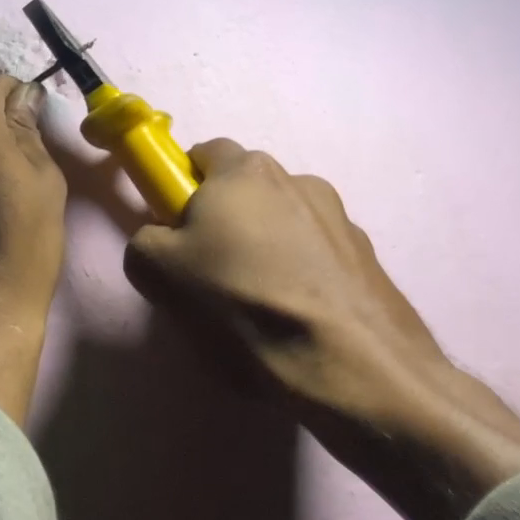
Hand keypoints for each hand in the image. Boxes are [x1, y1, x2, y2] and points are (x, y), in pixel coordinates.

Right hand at [125, 139, 519, 519]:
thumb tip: (163, 242)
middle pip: (248, 187)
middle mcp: (297, 180)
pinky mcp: (373, 262)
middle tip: (210, 265)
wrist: (353, 367)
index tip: (177, 225)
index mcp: (244, 170)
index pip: (204, 152)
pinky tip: (297, 320)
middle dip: (228, 215)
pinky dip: (305, 276)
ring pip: (287, 222)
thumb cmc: (242, 300)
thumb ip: (146, 239)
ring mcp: (342, 220)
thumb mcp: (156, 269)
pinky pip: (321, 257)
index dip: (184, 184)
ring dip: (270, 246)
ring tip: (259, 302)